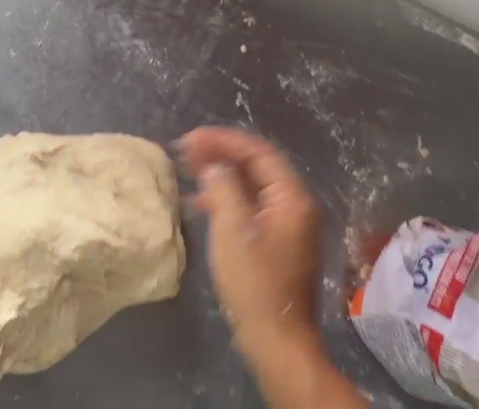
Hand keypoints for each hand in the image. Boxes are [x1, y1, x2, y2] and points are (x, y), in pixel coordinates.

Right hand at [177, 127, 321, 354]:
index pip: (258, 152)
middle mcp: (294, 207)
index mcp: (292, 199)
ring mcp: (286, 226)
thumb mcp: (232, 228)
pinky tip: (198, 204)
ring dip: (219, 175)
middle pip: (256, 166)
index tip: (190, 138)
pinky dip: (224, 199)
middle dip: (219, 154)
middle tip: (184, 150)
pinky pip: (248, 207)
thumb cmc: (255, 282)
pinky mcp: (274, 243)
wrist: (276, 340)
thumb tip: (214, 165)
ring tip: (186, 170)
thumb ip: (223, 186)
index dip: (223, 140)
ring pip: (250, 186)